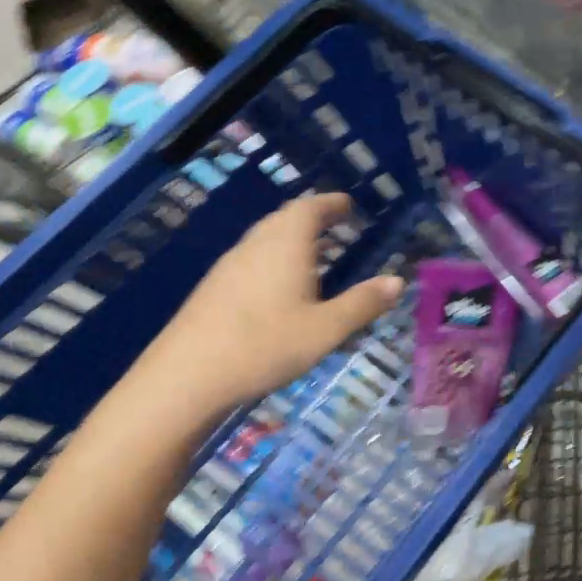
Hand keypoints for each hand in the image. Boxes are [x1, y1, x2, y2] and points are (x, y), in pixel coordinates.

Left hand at [130, 193, 404, 412]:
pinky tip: (283, 289)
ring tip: (317, 257)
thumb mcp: (325, 330)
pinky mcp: (214, 289)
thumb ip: (362, 303)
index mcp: (285, 246)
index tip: (350, 205)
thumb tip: (396, 281)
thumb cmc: (264, 346)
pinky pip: (253, 260)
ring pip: (266, 240)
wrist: (184, 378)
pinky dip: (276, 260)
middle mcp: (255, 247)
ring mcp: (229, 267)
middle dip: (313, 218)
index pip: (309, 208)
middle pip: (284, 219)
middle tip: (339, 226)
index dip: (331, 203)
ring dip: (293, 240)